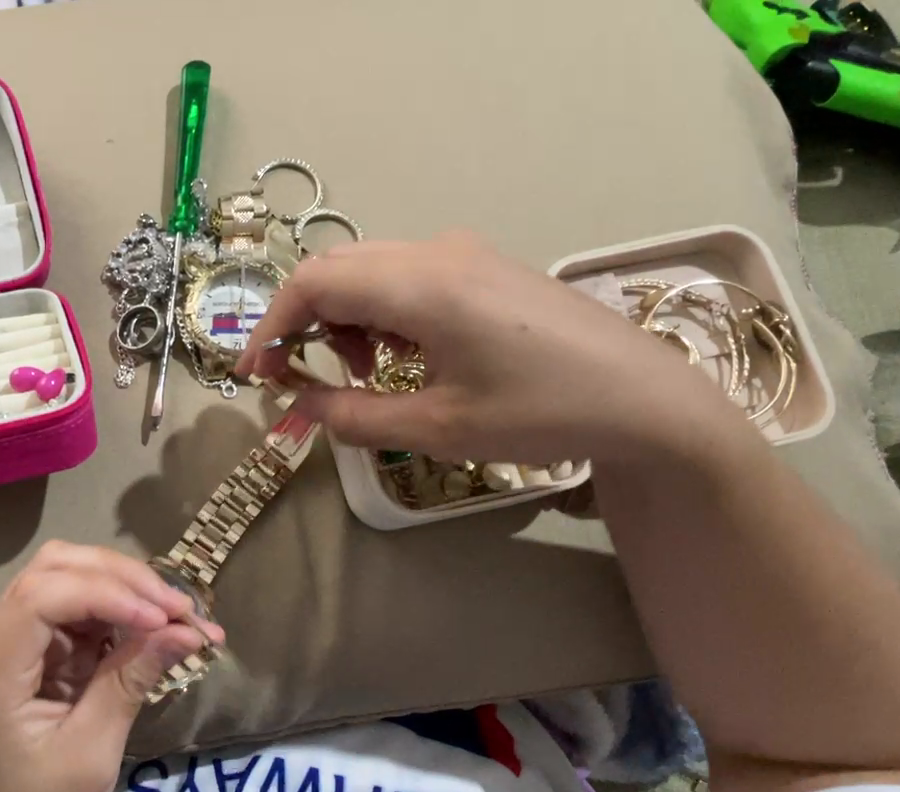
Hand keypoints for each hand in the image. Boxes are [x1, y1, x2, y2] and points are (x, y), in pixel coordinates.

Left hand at [0, 542, 223, 791]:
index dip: (104, 593)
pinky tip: (155, 624)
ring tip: (176, 612)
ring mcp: (12, 639)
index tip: (161, 618)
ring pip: (66, 576)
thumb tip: (186, 630)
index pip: (39, 598)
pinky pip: (77, 604)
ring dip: (124, 585)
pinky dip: (120, 606)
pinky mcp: (36, 645)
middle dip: (121, 578)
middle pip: (52, 570)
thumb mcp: (94, 749)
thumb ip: (131, 681)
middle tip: (179, 608)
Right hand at [236, 233, 741, 466]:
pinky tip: (395, 356)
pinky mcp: (481, 267)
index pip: (315, 283)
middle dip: (299, 321)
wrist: (644, 399)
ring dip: (339, 318)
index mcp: (423, 287)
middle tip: (290, 376)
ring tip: (354, 375)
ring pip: (367, 269)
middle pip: (335, 268)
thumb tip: (296, 403)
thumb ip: (351, 416)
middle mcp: (437, 253)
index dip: (271, 327)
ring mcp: (463, 254)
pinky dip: (375, 313)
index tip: (255, 375)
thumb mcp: (436, 430)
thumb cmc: (540, 415)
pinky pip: (403, 275)